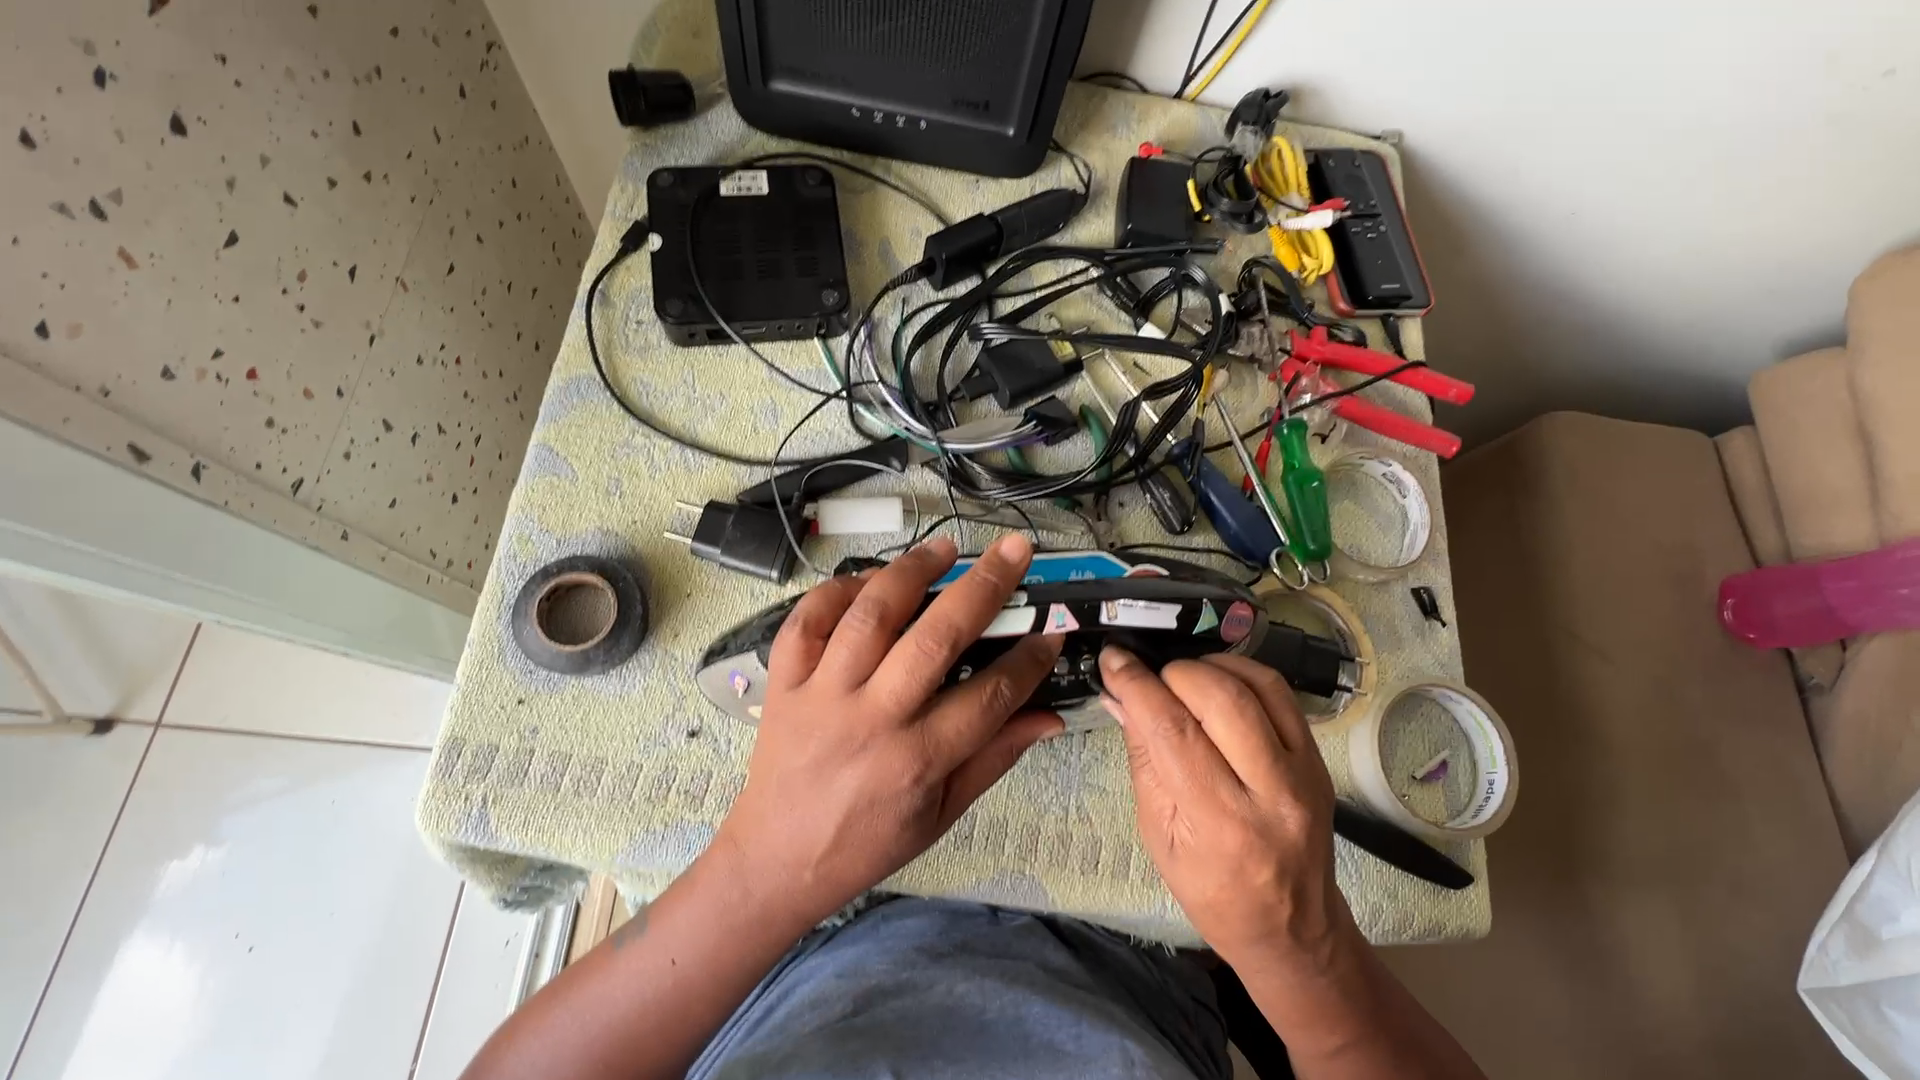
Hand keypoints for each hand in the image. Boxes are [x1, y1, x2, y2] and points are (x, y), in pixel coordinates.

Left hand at [714, 534, 1063, 927]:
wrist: (777, 858)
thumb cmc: (867, 842)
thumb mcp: (940, 815)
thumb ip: (994, 759)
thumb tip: (1050, 717)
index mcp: (917, 760)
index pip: (988, 696)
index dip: (1028, 659)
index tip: (1052, 630)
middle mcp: (871, 719)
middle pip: (935, 639)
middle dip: (983, 587)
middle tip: (1015, 551)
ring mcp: (821, 694)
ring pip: (870, 615)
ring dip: (912, 572)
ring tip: (945, 548)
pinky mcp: (784, 681)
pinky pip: (808, 620)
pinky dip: (838, 590)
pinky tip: (871, 579)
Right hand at [1100, 648, 1352, 971]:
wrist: (1290, 924)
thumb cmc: (1211, 889)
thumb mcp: (1158, 833)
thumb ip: (1143, 757)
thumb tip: (1120, 696)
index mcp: (1220, 822)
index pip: (1172, 731)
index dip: (1136, 685)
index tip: (1112, 660)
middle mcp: (1271, 792)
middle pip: (1219, 696)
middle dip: (1172, 673)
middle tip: (1150, 681)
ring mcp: (1304, 771)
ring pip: (1256, 684)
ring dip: (1208, 667)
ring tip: (1182, 681)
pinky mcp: (1319, 757)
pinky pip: (1280, 692)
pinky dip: (1241, 674)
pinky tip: (1216, 683)